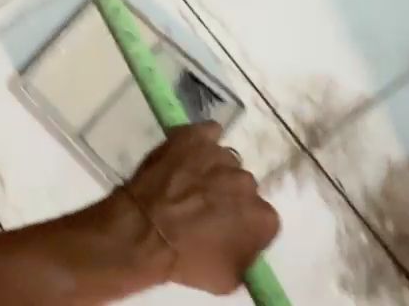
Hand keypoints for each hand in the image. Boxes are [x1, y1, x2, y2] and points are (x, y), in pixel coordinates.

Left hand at [117, 122, 279, 293]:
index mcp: (262, 217)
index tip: (228, 227)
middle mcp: (247, 181)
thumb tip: (246, 241)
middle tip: (206, 205)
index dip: (245, 222)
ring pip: (224, 160)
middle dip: (229, 195)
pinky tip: (191, 151)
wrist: (145, 229)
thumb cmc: (188, 260)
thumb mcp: (230, 277)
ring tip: (191, 181)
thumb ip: (248, 255)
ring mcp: (219, 155)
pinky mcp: (195, 136)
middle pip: (243, 186)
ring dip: (213, 169)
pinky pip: (209, 131)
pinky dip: (203, 140)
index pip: (263, 217)